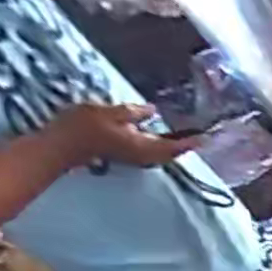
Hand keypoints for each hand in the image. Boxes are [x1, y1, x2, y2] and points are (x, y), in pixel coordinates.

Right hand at [50, 103, 199, 167]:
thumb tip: (154, 110)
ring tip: (184, 135)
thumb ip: (135, 113)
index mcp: (148, 147)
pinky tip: (160, 137)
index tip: (207, 137)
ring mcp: (141, 160)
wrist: (64, 145)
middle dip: (187, 144)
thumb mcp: (110, 113)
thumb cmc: (85, 126)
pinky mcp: (132, 158)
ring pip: (165, 154)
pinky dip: (162, 146)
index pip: (177, 145)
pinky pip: (155, 153)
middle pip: (175, 152)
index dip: (193, 141)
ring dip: (175, 146)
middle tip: (199, 134)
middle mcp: (150, 158)